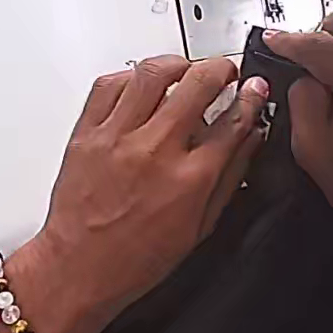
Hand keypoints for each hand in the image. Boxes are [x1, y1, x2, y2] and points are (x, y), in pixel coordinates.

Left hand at [0, 56, 268, 332]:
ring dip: (178, 63)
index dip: (252, 97)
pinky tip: (141, 84)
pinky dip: (131, 76)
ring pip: (152, 73)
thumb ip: (230, 177)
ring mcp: (117, 138)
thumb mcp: (200, 227)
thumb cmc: (135, 259)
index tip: (254, 88)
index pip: (233, 120)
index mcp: (190, 179)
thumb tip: (250, 140)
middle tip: (224, 72)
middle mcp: (155, 151)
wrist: (79, 268)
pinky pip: (108, 85)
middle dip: (221, 68)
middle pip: (198, 83)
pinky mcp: (86, 134)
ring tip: (185, 70)